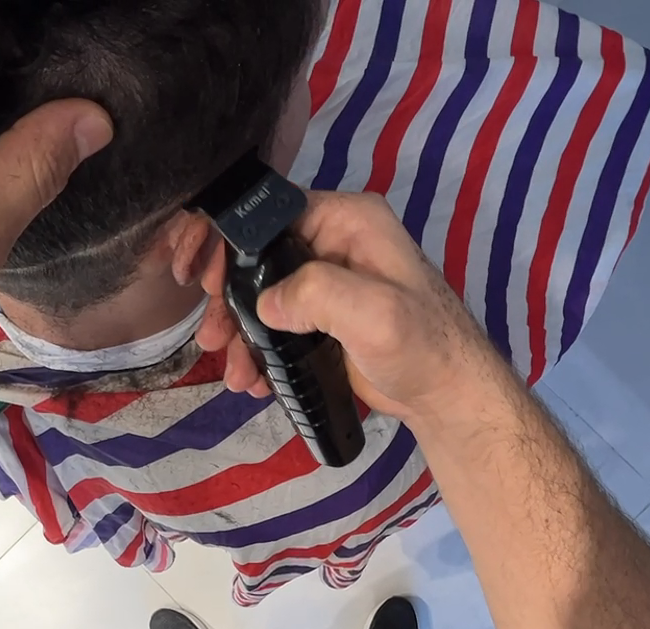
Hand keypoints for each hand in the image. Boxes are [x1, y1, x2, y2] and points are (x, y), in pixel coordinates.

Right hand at [193, 192, 502, 423]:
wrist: (445, 395)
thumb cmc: (421, 346)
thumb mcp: (373, 312)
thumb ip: (317, 294)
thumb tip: (266, 305)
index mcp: (348, 221)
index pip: (272, 212)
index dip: (231, 242)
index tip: (205, 282)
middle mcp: (333, 245)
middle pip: (259, 260)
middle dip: (228, 301)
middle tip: (211, 338)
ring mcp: (328, 286)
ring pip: (264, 299)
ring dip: (241, 335)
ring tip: (234, 372)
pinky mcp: (324, 323)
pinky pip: (278, 328)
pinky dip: (261, 352)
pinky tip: (254, 380)